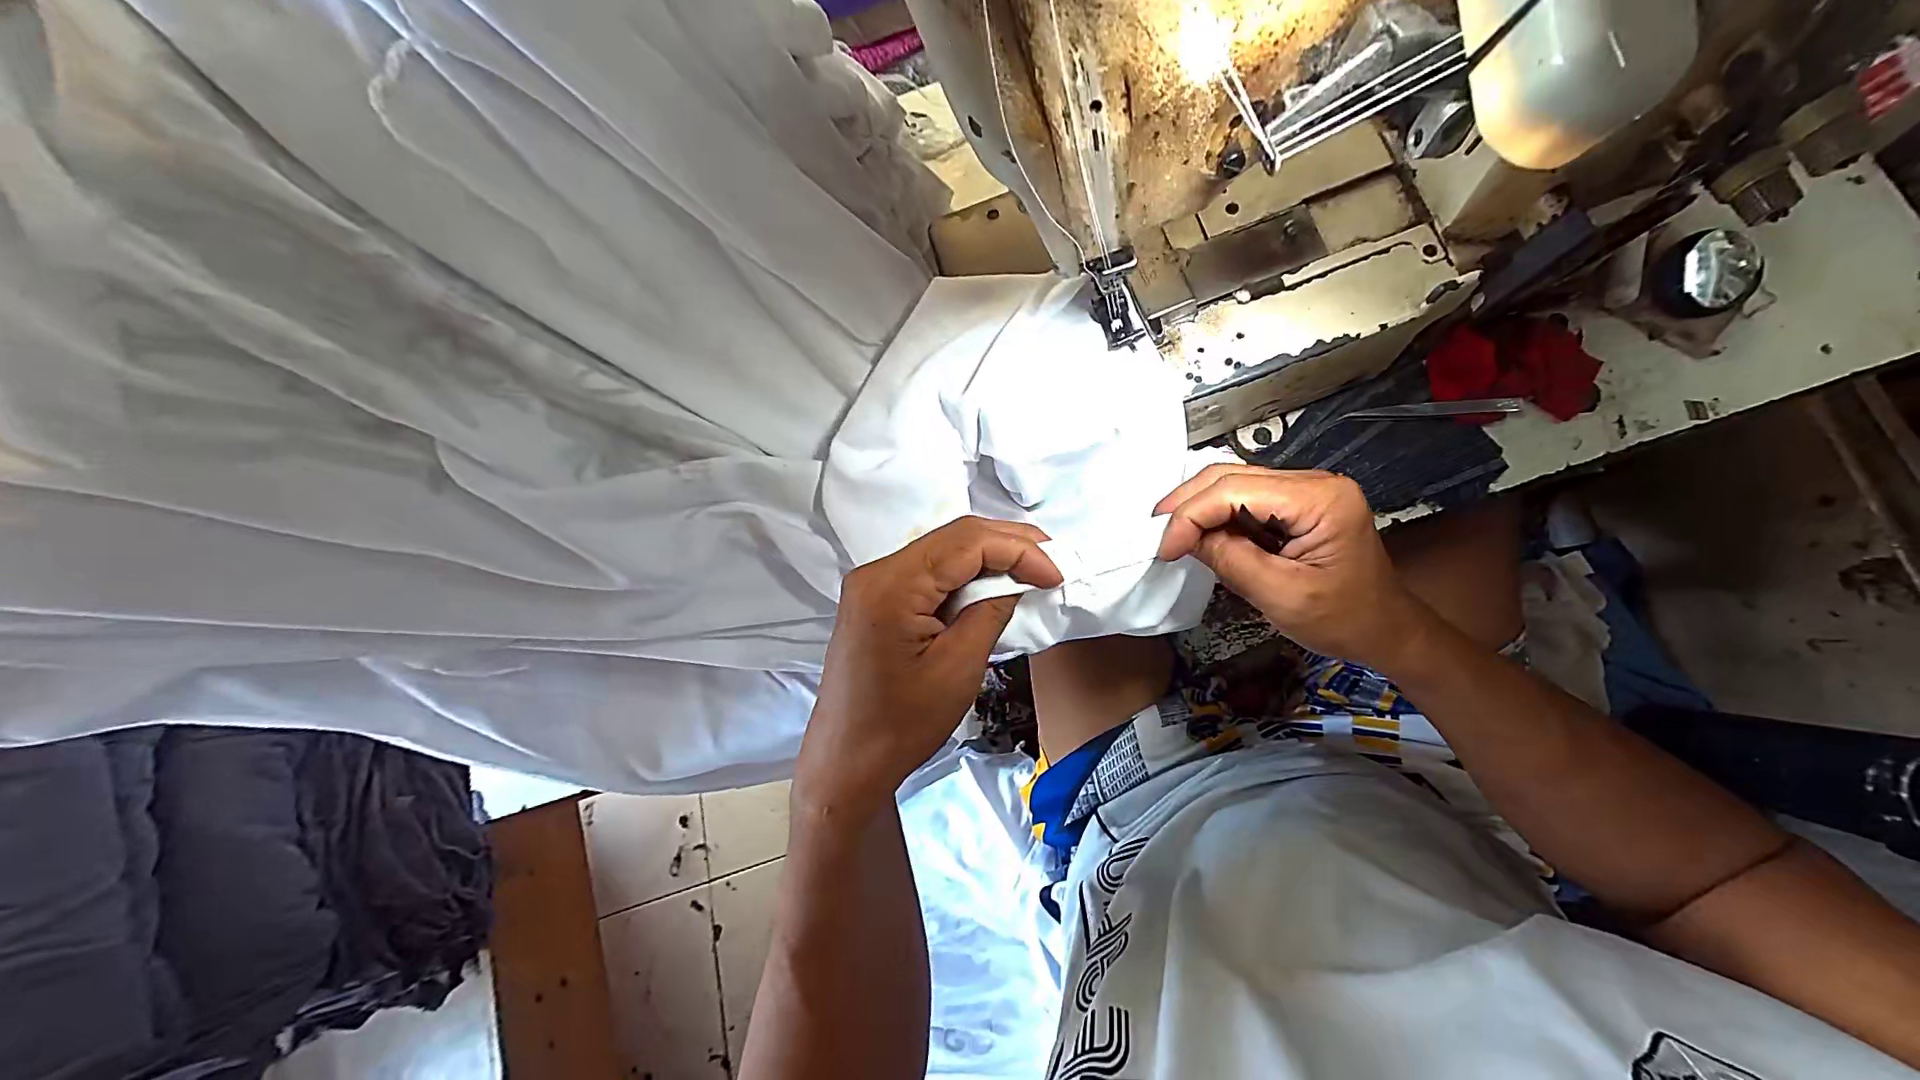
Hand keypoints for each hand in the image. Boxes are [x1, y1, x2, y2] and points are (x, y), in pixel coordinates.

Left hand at [795, 517, 1062, 819]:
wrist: (848, 761)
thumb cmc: (902, 725)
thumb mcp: (959, 666)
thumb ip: (991, 610)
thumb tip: (1017, 579)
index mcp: (891, 585)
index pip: (966, 541)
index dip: (1018, 549)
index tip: (1055, 574)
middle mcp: (876, 572)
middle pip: (953, 537)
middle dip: (1007, 544)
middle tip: (1052, 561)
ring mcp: (872, 584)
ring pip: (943, 551)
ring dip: (988, 557)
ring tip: (1031, 570)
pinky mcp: (876, 599)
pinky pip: (929, 573)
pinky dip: (965, 575)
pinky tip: (992, 586)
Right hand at [1155, 465, 1424, 669]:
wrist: (1385, 631)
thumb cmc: (1343, 619)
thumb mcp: (1281, 595)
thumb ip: (1229, 559)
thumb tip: (1183, 538)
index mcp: (1320, 499)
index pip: (1235, 490)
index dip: (1190, 515)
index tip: (1164, 548)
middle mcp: (1313, 482)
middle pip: (1230, 476)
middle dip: (1187, 505)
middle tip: (1156, 536)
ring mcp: (1305, 491)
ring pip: (1232, 484)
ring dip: (1197, 509)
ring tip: (1170, 536)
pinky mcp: (1295, 505)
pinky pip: (1243, 500)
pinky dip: (1214, 517)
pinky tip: (1197, 534)